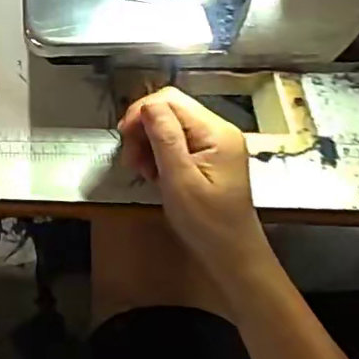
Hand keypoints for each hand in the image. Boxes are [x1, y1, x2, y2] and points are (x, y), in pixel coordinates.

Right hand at [117, 88, 271, 274]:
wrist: (234, 258)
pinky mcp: (209, 156)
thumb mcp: (180, 181)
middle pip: (169, 109)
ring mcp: (215, 143)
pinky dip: (159, 152)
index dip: (141, 113)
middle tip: (131, 158)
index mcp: (216, 132)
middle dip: (143, 128)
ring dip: (149, 142)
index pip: (169, 100)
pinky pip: (176, 140)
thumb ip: (165, 138)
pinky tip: (154, 172)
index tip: (124, 139)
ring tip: (142, 169)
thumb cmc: (208, 224)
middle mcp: (218, 130)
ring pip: (169, 124)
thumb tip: (147, 105)